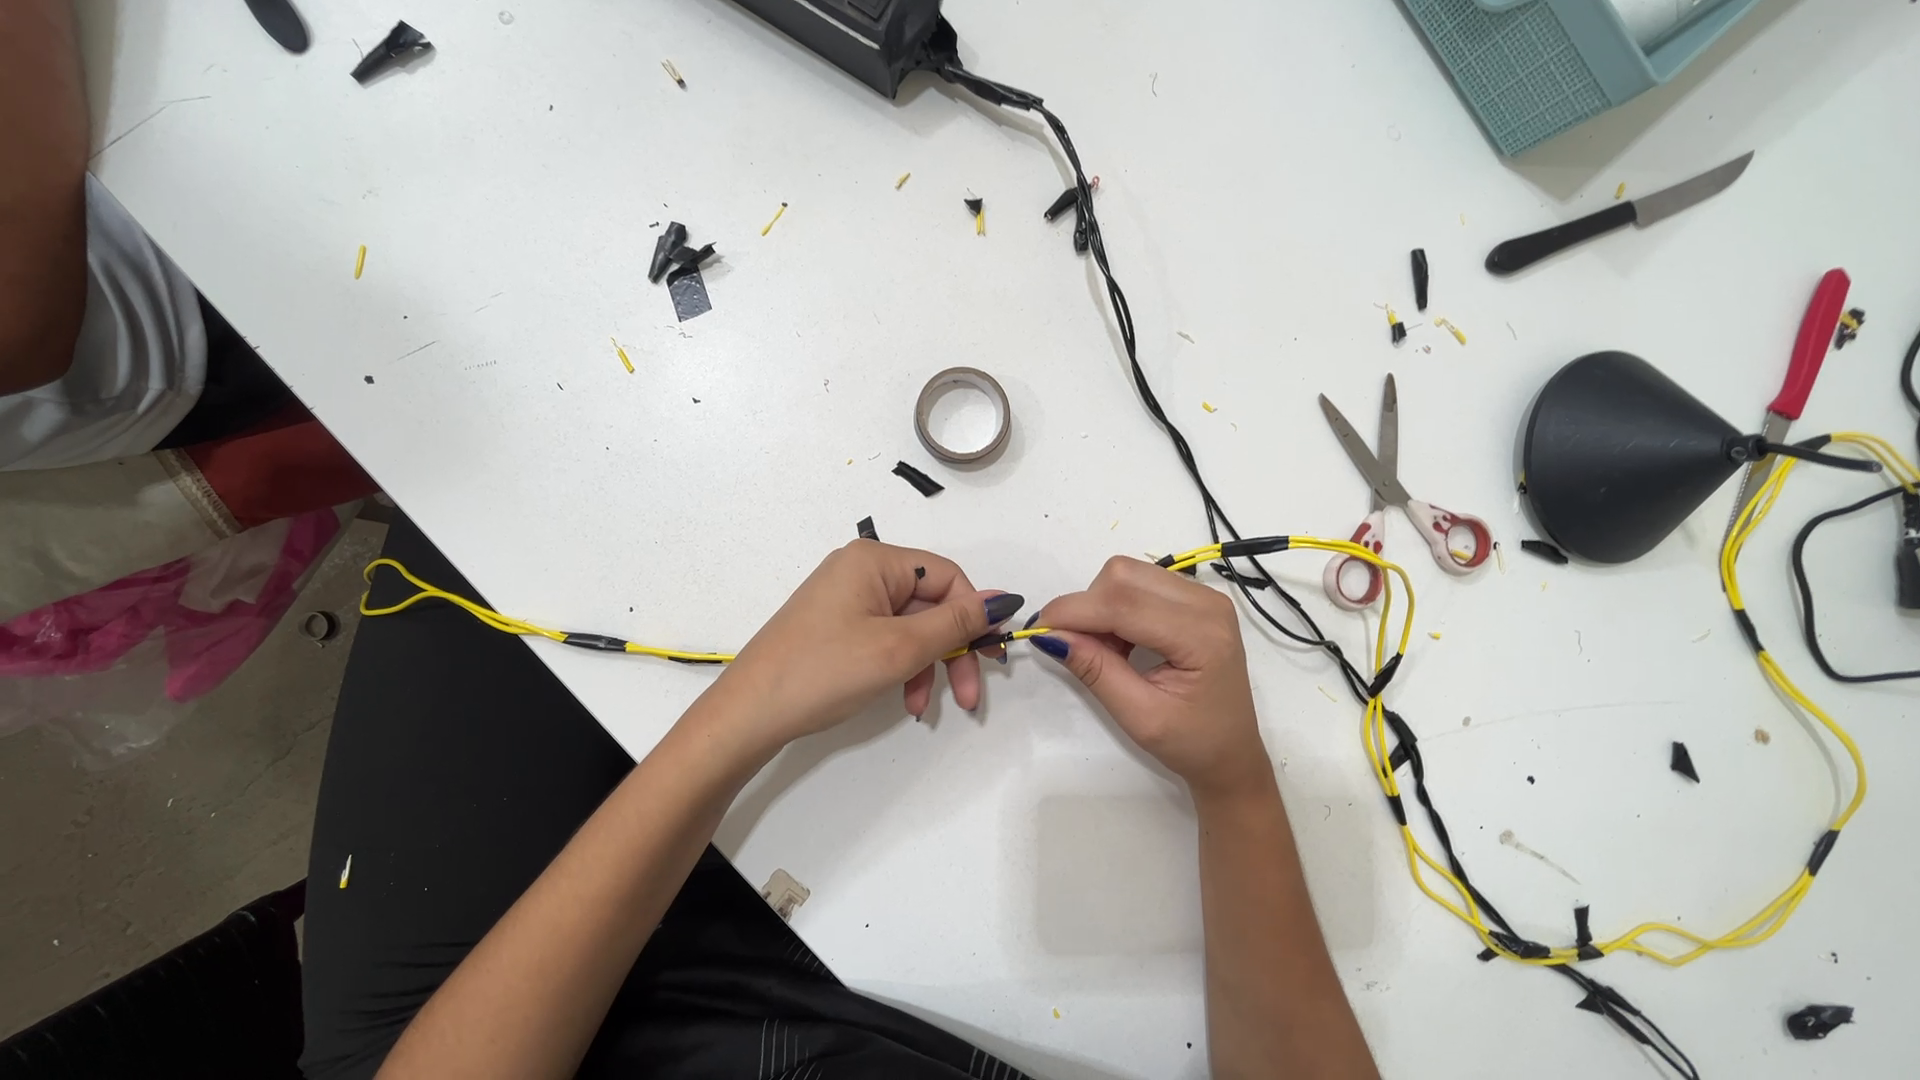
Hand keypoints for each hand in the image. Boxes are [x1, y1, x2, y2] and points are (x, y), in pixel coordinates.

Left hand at [713, 540, 1021, 748]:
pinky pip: (886, 638)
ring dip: (927, 665)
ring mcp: (845, 598)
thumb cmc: (825, 672)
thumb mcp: (900, 648)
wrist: (749, 714)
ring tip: (923, 706)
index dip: (974, 614)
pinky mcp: (836, 626)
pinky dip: (901, 667)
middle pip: (930, 603)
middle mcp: (860, 570)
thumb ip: (956, 622)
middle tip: (970, 695)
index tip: (992, 657)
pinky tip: (904, 699)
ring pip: (910, 626)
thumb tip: (1004, 598)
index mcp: (875, 560)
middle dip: (952, 650)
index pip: (948, 576)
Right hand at [1030, 557, 1268, 798]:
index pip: (1122, 603)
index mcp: (1201, 636)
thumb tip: (1049, 634)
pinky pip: (1140, 582)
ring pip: (1128, 574)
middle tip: (1080, 649)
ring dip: (1101, 605)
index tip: (1038, 631)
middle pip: (1123, 576)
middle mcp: (1206, 603)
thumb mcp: (1139, 716)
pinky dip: (1117, 605)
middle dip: (1087, 607)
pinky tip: (1122, 641)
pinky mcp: (1194, 598)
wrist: (1232, 753)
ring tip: (1106, 650)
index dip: (1073, 611)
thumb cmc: (1192, 743)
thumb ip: (1095, 670)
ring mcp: (1203, 596)